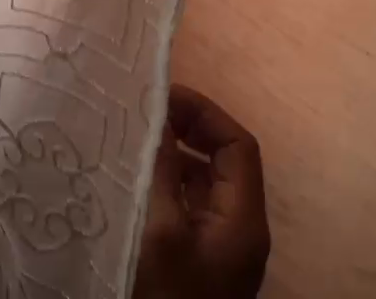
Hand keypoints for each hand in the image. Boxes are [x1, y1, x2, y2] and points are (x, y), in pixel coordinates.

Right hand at [134, 85, 270, 298]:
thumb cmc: (166, 294)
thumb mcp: (160, 231)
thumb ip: (162, 172)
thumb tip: (156, 117)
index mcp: (244, 220)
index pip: (238, 146)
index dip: (203, 113)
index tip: (158, 95)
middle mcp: (239, 227)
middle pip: (223, 159)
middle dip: (186, 127)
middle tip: (141, 110)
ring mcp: (219, 244)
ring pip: (203, 179)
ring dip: (172, 152)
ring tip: (131, 134)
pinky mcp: (197, 255)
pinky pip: (188, 201)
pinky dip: (165, 177)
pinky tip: (131, 173)